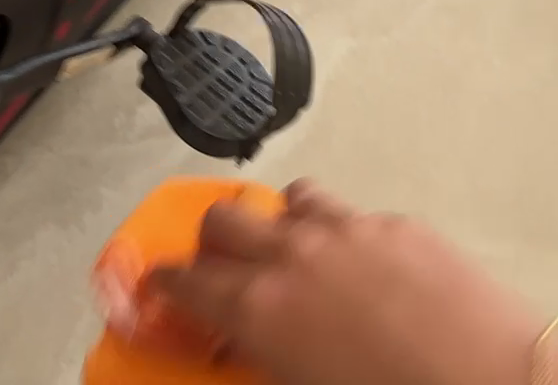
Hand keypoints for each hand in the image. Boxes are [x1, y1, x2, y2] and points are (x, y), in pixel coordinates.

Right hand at [153, 181, 549, 384]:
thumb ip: (267, 358)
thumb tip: (243, 343)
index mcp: (263, 307)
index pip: (187, 281)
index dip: (164, 282)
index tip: (158, 287)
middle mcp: (295, 253)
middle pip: (224, 218)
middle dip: (213, 243)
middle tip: (226, 273)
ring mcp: (349, 228)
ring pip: (290, 200)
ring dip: (282, 225)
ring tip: (303, 259)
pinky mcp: (400, 223)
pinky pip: (353, 216)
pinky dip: (345, 237)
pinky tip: (375, 274)